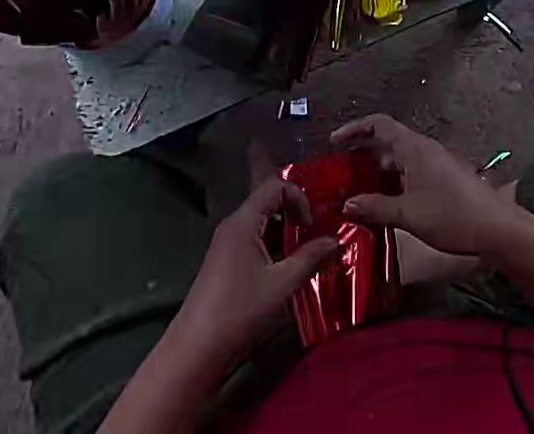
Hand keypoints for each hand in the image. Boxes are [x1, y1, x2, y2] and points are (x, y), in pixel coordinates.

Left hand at [168, 176, 340, 367]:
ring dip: (285, 230)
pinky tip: (287, 266)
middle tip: (316, 231)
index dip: (299, 197)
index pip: (275, 186)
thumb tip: (335, 240)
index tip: (312, 223)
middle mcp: (233, 224)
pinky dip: (273, 244)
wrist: (197, 347)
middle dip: (294, 211)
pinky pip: (254, 238)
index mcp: (244, 220)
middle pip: (268, 200)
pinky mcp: (225, 260)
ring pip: (262, 221)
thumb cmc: (240, 309)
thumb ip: (310, 258)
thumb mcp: (282, 284)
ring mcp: (227, 242)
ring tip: (307, 249)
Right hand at [332, 114, 529, 257]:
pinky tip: (387, 203)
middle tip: (342, 172)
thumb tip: (347, 205)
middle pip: (387, 143)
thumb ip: (375, 207)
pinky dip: (394, 183)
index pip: (379, 124)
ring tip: (359, 191)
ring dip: (378, 172)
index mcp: (414, 148)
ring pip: (400, 161)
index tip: (335, 141)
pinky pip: (411, 173)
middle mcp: (424, 151)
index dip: (355, 128)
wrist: (499, 231)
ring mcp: (436, 165)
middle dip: (363, 155)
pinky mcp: (444, 180)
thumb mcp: (408, 214)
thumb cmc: (453, 216)